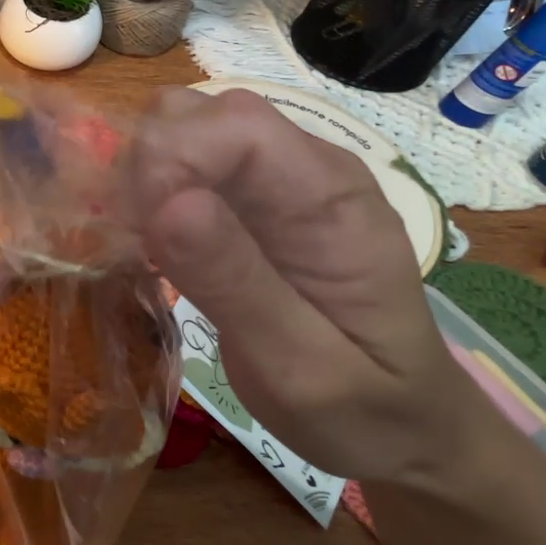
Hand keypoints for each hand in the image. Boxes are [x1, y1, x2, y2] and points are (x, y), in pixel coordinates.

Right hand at [124, 88, 477, 485]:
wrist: (406, 432)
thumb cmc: (366, 412)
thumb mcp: (303, 370)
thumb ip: (237, 284)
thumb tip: (169, 202)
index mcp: (335, 199)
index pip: (236, 125)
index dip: (173, 157)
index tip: (143, 225)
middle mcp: (303, 168)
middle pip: (198, 113)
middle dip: (148, 162)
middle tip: (139, 239)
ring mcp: (271, 178)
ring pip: (177, 128)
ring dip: (140, 173)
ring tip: (144, 243)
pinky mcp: (242, 195)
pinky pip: (175, 160)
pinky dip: (144, 190)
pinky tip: (152, 243)